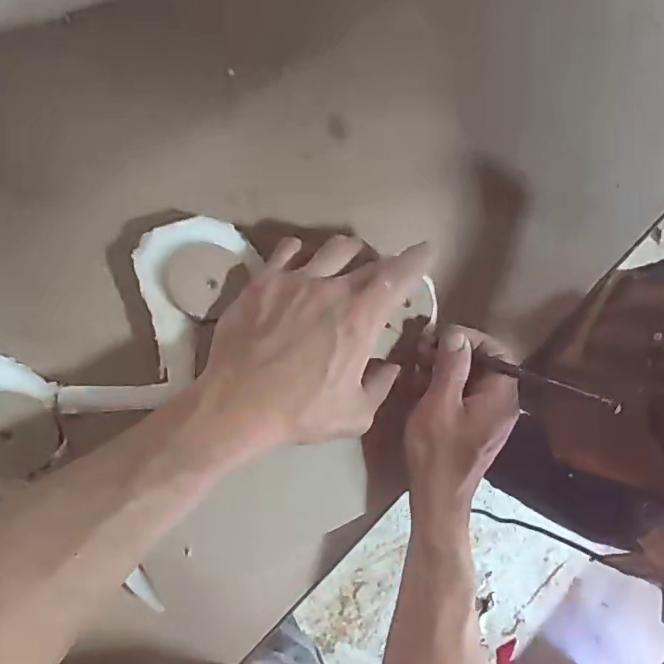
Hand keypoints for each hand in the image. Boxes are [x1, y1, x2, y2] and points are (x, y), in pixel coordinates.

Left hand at [195, 235, 431, 452]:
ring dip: (347, 253)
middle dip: (382, 264)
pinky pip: (287, 250)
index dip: (416, 260)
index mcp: (360, 318)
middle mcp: (331, 288)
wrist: (237, 405)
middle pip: (367, 260)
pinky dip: (301, 253)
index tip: (425, 251)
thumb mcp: (356, 415)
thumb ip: (380, 387)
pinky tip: (300, 264)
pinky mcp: (262, 281)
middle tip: (383, 274)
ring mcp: (294, 280)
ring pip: (331, 248)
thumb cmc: (301, 413)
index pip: (398, 275)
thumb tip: (390, 368)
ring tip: (345, 263)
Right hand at [405, 327, 520, 520]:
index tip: (437, 337)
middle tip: (421, 351)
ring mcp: (491, 418)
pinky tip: (422, 389)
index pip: (496, 349)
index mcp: (501, 395)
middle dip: (453, 353)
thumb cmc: (437, 453)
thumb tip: (457, 334)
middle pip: (484, 363)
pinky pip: (466, 397)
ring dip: (445, 370)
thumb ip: (451, 366)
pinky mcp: (477, 428)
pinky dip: (446, 388)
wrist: (438, 499)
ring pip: (472, 380)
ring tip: (417, 368)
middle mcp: (504, 404)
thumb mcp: (439, 403)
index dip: (468, 338)